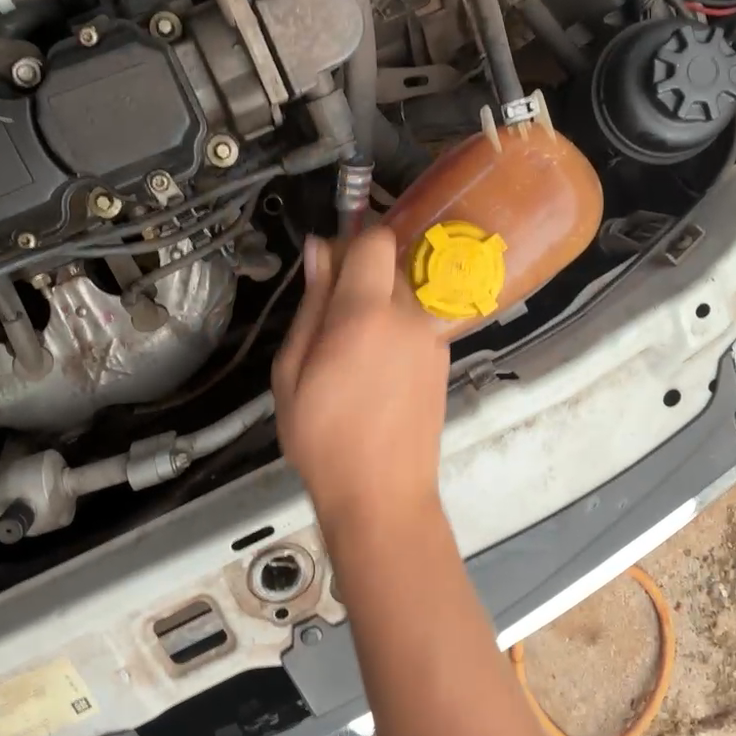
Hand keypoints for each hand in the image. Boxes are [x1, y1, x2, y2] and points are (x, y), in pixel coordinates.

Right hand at [272, 228, 450, 529]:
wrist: (383, 496)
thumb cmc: (324, 439)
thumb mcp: (292, 372)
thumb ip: (311, 305)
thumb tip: (318, 252)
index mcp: (366, 314)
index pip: (375, 239)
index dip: (350, 242)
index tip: (327, 269)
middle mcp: (408, 317)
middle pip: (391, 263)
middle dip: (361, 276)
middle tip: (330, 320)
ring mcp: (432, 338)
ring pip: (404, 293)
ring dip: (378, 304)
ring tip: (351, 354)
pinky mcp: (442, 359)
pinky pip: (416, 322)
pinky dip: (395, 329)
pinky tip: (375, 371)